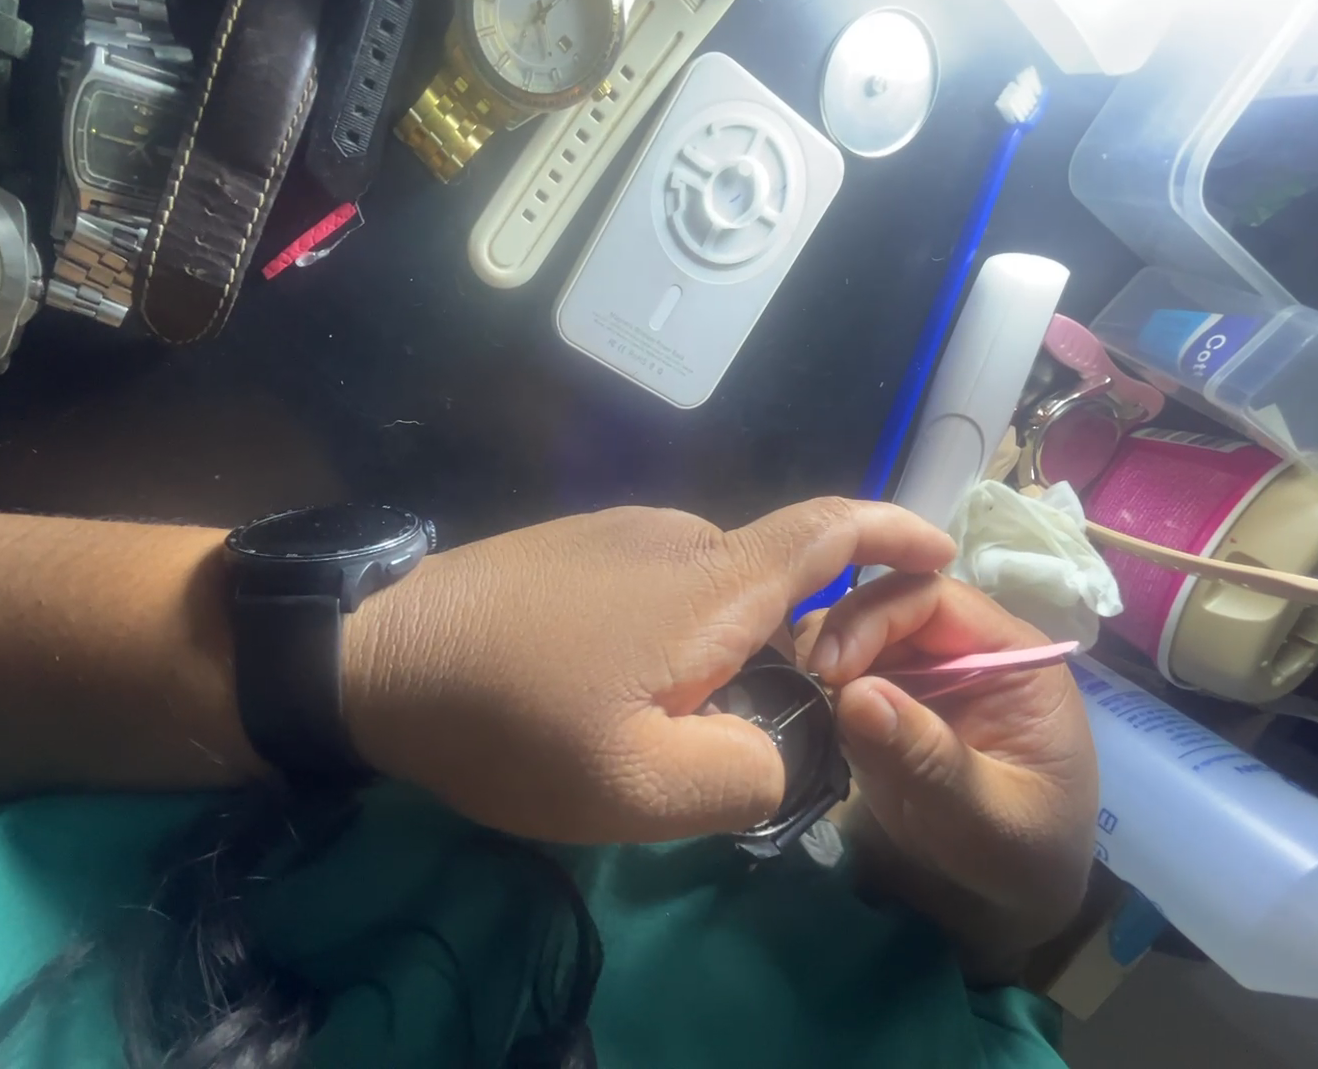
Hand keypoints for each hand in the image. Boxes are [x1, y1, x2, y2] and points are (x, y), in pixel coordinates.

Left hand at [342, 499, 954, 844]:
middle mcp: (672, 535)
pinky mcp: (568, 545)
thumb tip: (775, 747)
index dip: (894, 532)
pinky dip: (667, 628)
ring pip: (705, 588)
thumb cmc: (510, 720)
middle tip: (752, 721)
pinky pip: (651, 582)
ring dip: (717, 645)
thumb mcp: (639, 788)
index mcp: (710, 583)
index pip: (828, 530)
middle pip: (769, 577)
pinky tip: (611, 679)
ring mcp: (613, 532)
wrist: (378, 656)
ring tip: (666, 716)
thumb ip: (744, 773)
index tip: (940, 552)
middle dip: (789, 641)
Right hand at [795, 575, 1097, 946]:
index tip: (831, 672)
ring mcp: (915, 668)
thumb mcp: (987, 816)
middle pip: (881, 602)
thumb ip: (928, 757)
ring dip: (818, 657)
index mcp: (1009, 656)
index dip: (872, 618)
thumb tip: (854, 694)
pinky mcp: (879, 693)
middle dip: (837, 637)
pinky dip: (811, 682)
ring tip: (809, 707)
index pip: (931, 597)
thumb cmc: (1019, 854)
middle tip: (810, 691)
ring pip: (848, 626)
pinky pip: (833, 665)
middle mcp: (957, 647)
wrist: (998, 896)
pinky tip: (809, 715)